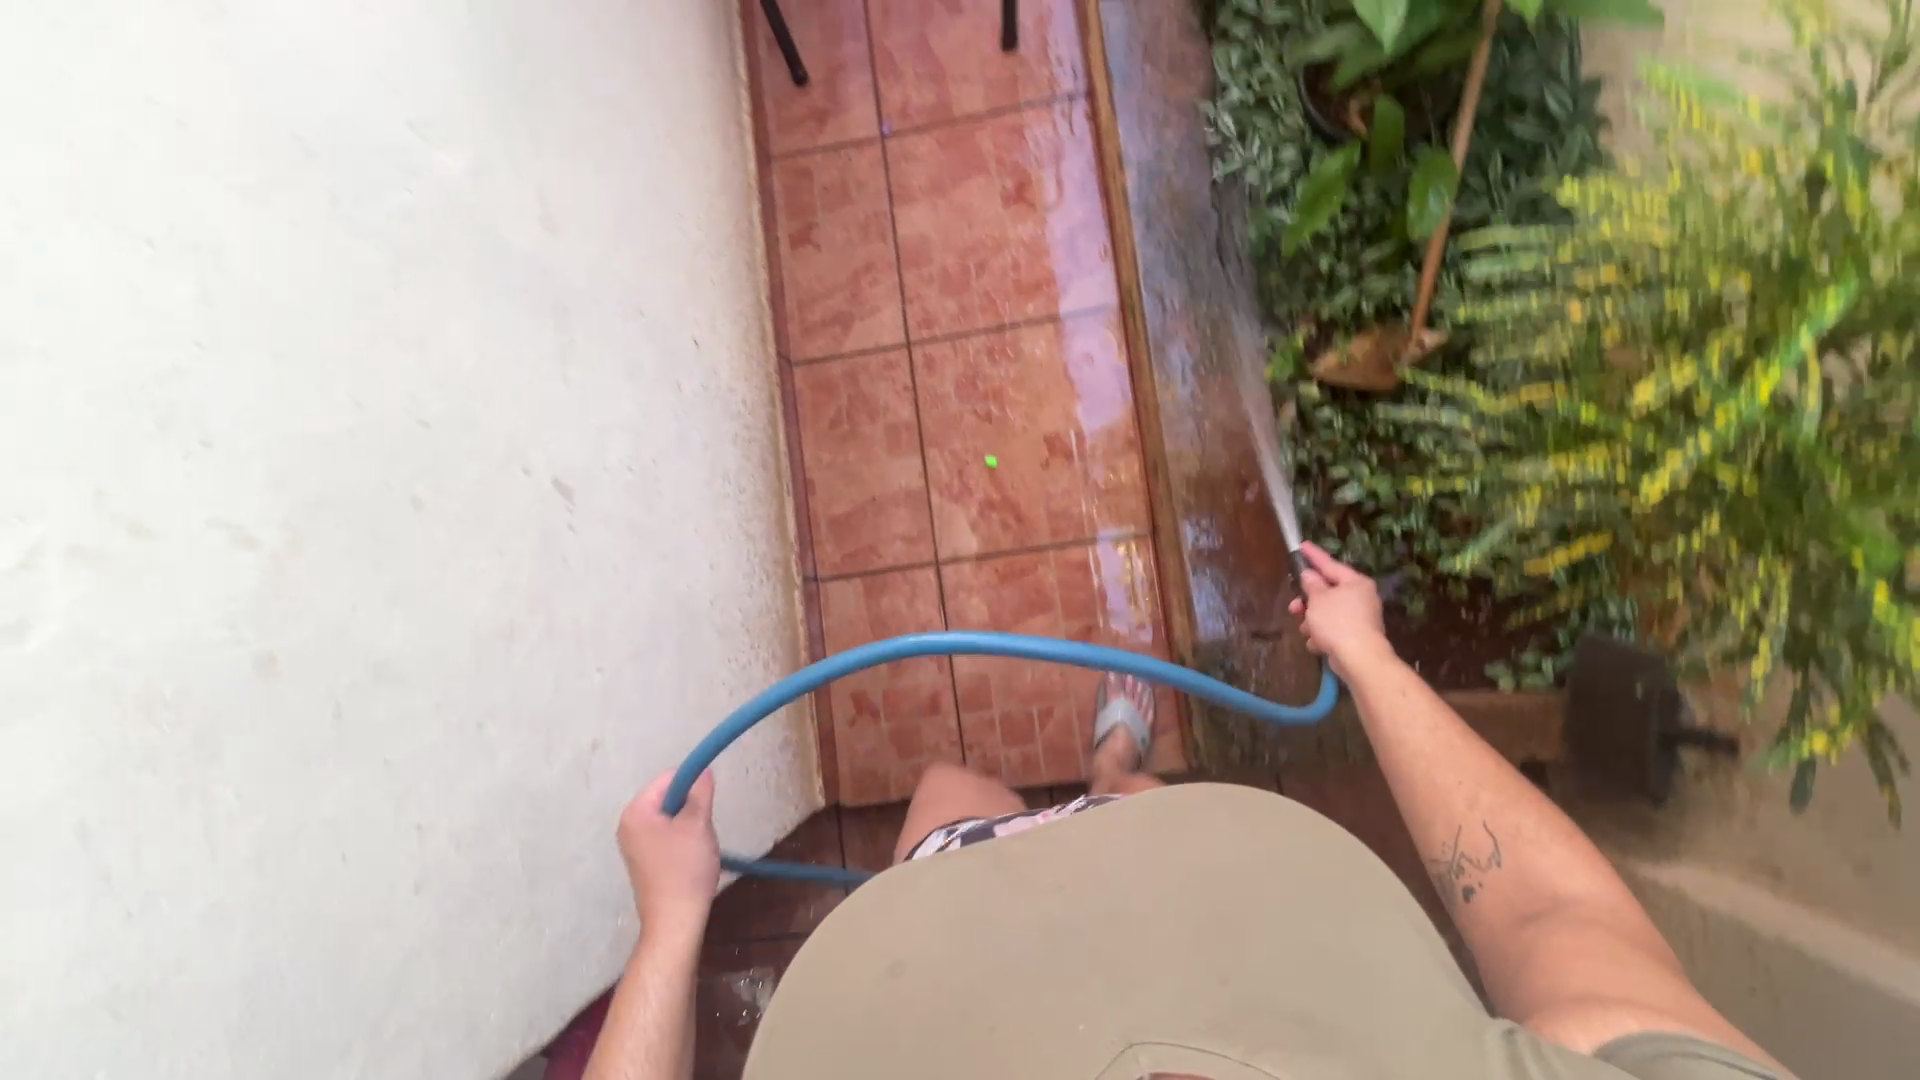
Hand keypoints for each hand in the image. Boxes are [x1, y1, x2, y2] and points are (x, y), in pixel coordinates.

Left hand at [616, 770, 720, 933]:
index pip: (668, 778)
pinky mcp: (644, 859)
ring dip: (689, 823)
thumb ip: (700, 791)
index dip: (692, 784)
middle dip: (690, 806)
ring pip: (670, 816)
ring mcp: (635, 844)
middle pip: (668, 796)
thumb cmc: (685, 868)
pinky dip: (682, 838)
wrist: (675, 919)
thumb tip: (702, 770)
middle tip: (703, 826)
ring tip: (698, 844)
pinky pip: (666, 834)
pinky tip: (692, 856)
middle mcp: (629, 824)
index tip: (707, 803)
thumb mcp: (698, 823)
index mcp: (636, 811)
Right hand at [1287, 542, 1393, 678]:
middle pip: (1326, 593)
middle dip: (1307, 602)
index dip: (1313, 555)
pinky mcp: (1355, 636)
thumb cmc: (1337, 622)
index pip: (1330, 564)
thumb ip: (1311, 584)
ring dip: (1312, 622)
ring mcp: (1359, 618)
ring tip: (1307, 631)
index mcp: (1355, 583)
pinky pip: (1332, 630)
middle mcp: (1360, 597)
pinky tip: (1317, 644)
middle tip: (1294, 607)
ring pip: (1326, 613)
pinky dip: (1322, 636)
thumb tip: (1309, 575)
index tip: (1302, 545)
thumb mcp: (1318, 599)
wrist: (1359, 657)